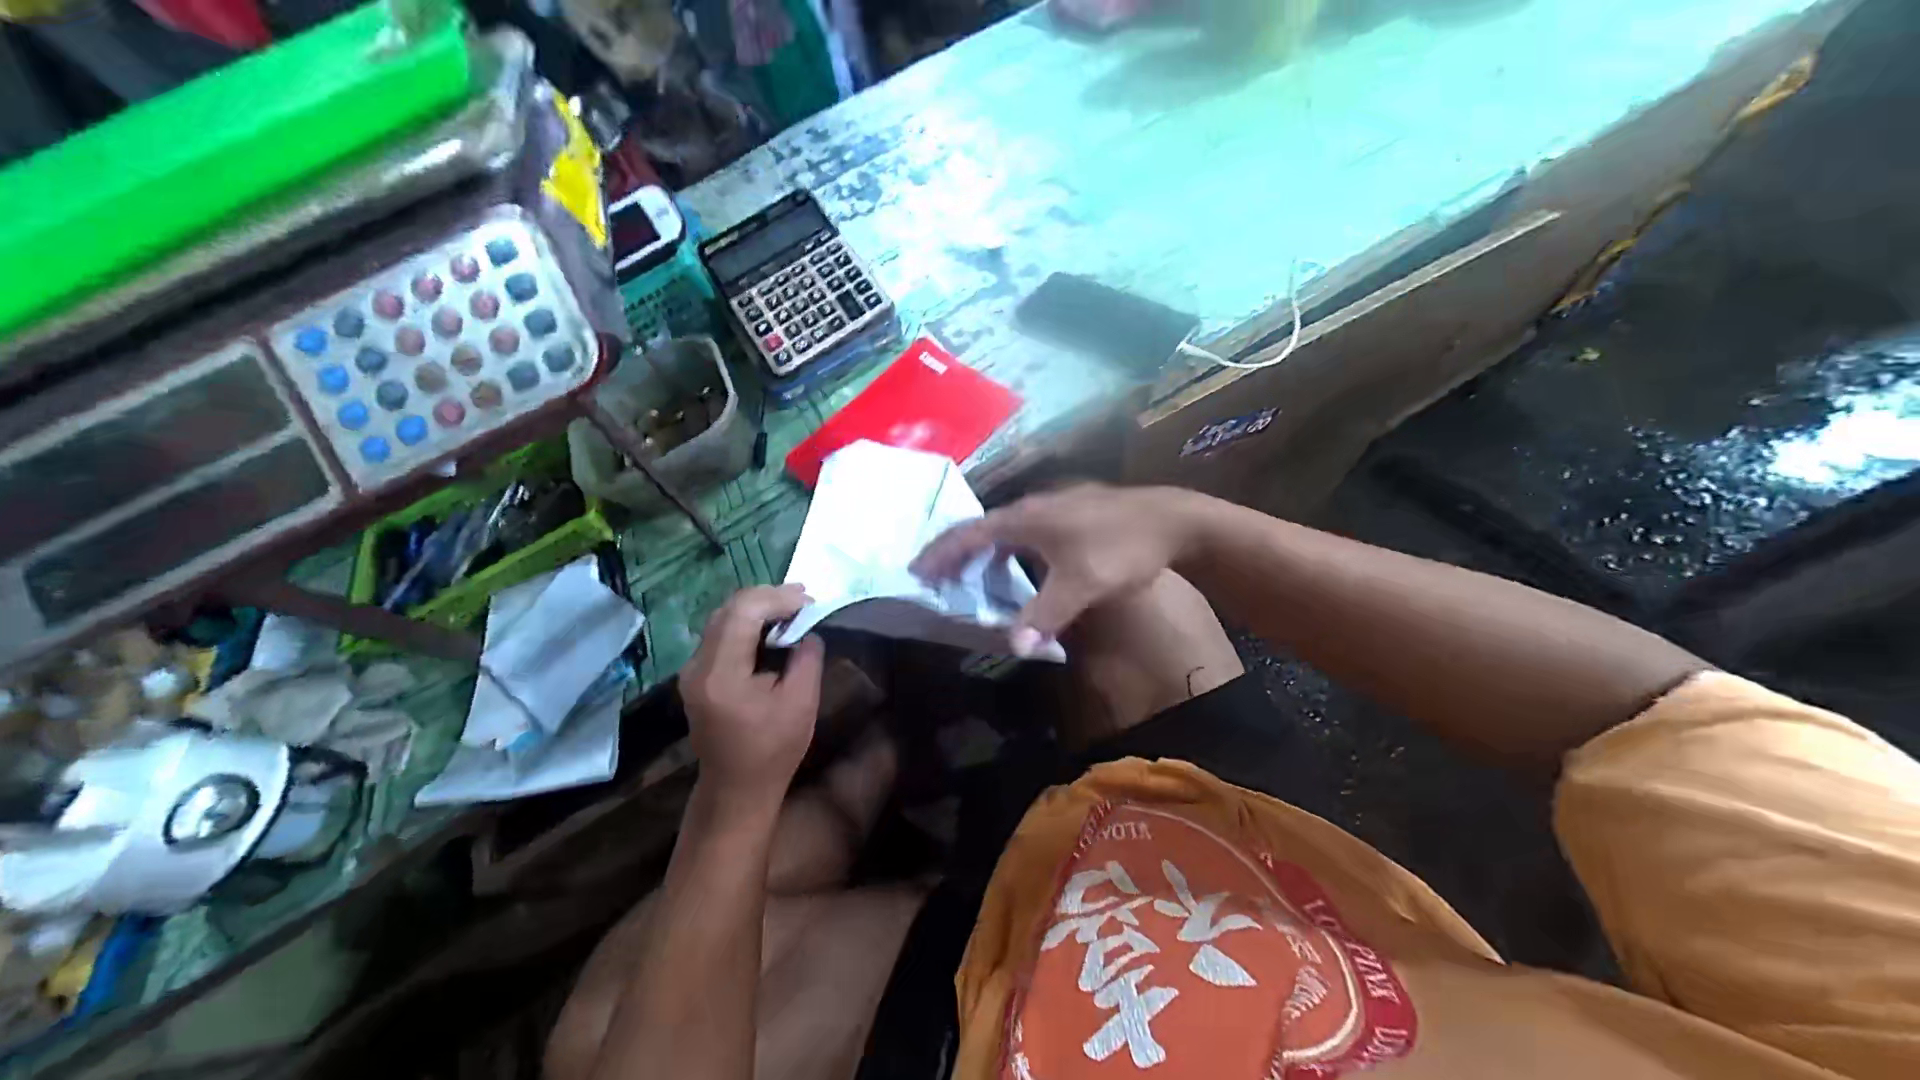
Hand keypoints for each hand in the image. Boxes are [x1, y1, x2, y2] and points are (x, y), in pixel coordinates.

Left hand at [679, 584, 825, 798]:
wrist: (736, 788)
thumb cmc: (773, 751)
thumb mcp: (802, 703)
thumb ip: (807, 659)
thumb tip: (807, 630)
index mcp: (721, 675)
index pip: (743, 613)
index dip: (777, 598)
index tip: (809, 600)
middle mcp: (697, 666)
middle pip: (729, 609)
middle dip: (768, 596)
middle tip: (804, 597)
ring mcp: (692, 670)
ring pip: (722, 617)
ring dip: (757, 606)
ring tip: (792, 606)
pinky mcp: (697, 674)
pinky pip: (720, 632)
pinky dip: (747, 621)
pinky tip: (771, 625)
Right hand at [911, 484, 1212, 655]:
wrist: (1173, 520)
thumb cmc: (1122, 548)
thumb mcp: (1082, 585)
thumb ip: (1046, 615)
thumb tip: (1014, 647)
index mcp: (1026, 518)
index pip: (970, 534)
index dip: (941, 553)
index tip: (917, 571)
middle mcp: (1034, 506)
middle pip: (983, 527)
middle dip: (956, 551)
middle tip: (937, 576)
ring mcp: (1055, 506)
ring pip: (1006, 528)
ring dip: (984, 550)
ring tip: (971, 574)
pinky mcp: (1073, 512)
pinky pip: (1026, 530)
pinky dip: (1010, 548)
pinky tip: (1020, 565)